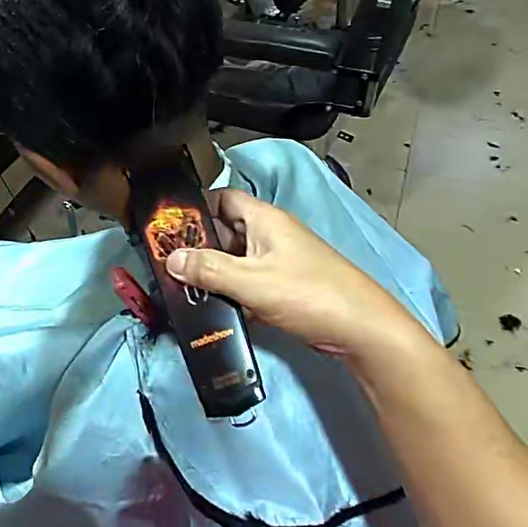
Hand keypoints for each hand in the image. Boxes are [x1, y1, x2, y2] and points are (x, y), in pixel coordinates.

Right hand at [163, 189, 427, 361]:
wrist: (358, 327)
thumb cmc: (310, 292)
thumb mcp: (251, 280)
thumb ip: (209, 269)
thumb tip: (172, 259)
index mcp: (265, 219)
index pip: (223, 199)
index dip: (196, 208)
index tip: (168, 226)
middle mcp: (271, 234)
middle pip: (225, 230)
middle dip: (200, 245)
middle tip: (170, 264)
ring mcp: (278, 261)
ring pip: (236, 260)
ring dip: (214, 273)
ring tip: (185, 289)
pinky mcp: (284, 287)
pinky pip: (248, 282)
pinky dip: (232, 292)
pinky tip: (214, 309)